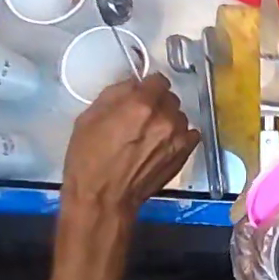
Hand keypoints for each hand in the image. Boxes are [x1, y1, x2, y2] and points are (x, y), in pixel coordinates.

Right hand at [61, 73, 200, 218]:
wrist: (103, 199)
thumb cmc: (88, 159)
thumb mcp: (89, 117)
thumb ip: (116, 94)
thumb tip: (134, 84)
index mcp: (141, 104)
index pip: (158, 80)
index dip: (148, 86)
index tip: (140, 94)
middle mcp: (165, 117)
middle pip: (170, 98)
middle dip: (157, 103)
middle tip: (142, 117)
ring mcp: (178, 136)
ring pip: (179, 115)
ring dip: (168, 119)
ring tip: (151, 134)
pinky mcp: (184, 154)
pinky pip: (190, 134)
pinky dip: (180, 135)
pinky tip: (164, 144)